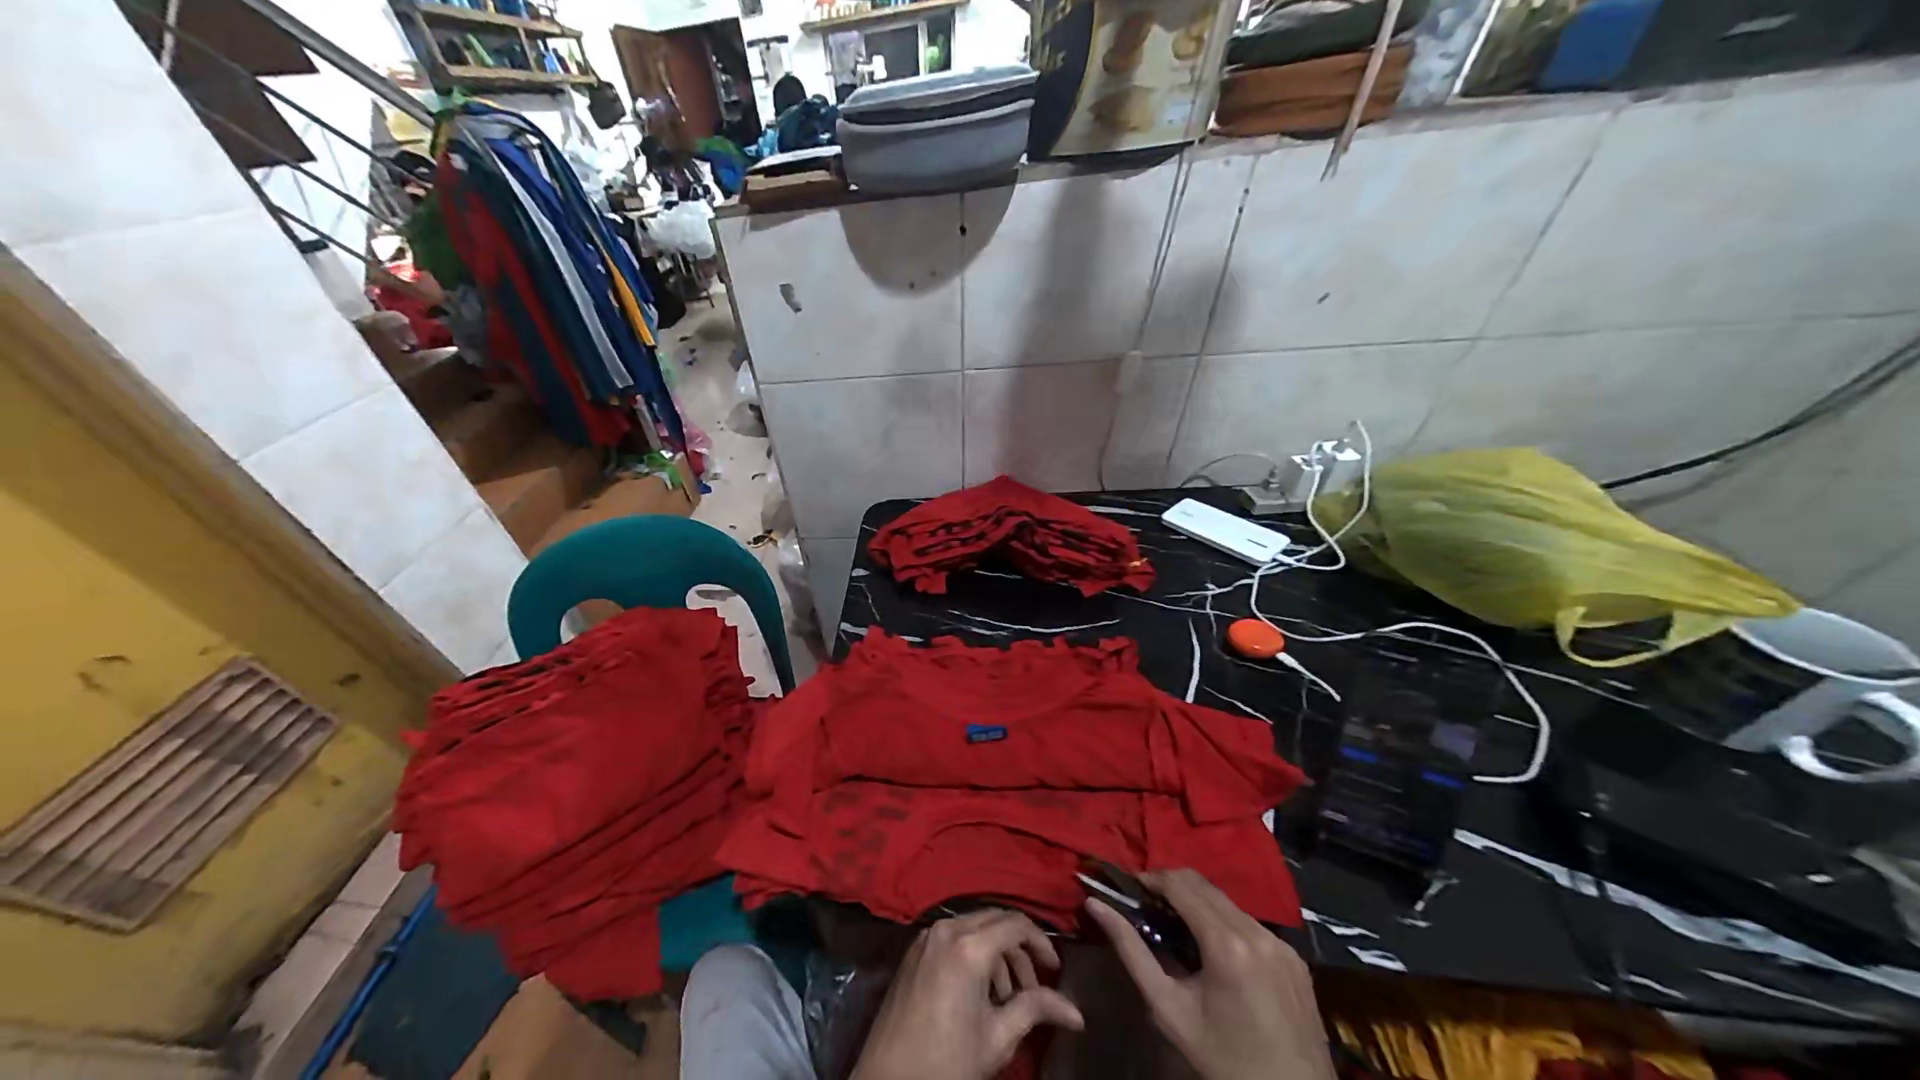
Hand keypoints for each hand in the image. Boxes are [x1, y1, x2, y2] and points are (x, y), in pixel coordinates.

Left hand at [852, 909, 1084, 1079]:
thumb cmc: (946, 1061)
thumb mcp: (997, 1038)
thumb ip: (1035, 1010)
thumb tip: (1076, 1013)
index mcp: (969, 946)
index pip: (1016, 924)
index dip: (1041, 943)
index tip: (1055, 969)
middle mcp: (947, 929)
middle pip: (996, 920)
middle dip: (1019, 948)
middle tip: (1033, 986)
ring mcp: (926, 937)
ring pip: (974, 927)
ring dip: (996, 953)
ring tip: (1006, 998)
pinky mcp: (913, 951)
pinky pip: (953, 937)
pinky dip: (973, 953)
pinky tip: (979, 992)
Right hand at [1085, 869, 1333, 1079]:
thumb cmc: (1223, 1059)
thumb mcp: (1169, 1009)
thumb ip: (1132, 952)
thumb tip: (1096, 906)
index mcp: (1227, 943)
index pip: (1181, 883)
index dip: (1150, 878)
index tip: (1128, 888)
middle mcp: (1258, 931)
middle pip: (1204, 885)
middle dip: (1171, 886)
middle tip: (1146, 905)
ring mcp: (1282, 943)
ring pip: (1228, 902)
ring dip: (1198, 904)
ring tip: (1175, 929)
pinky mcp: (1295, 957)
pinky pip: (1251, 924)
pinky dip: (1224, 924)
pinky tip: (1213, 953)